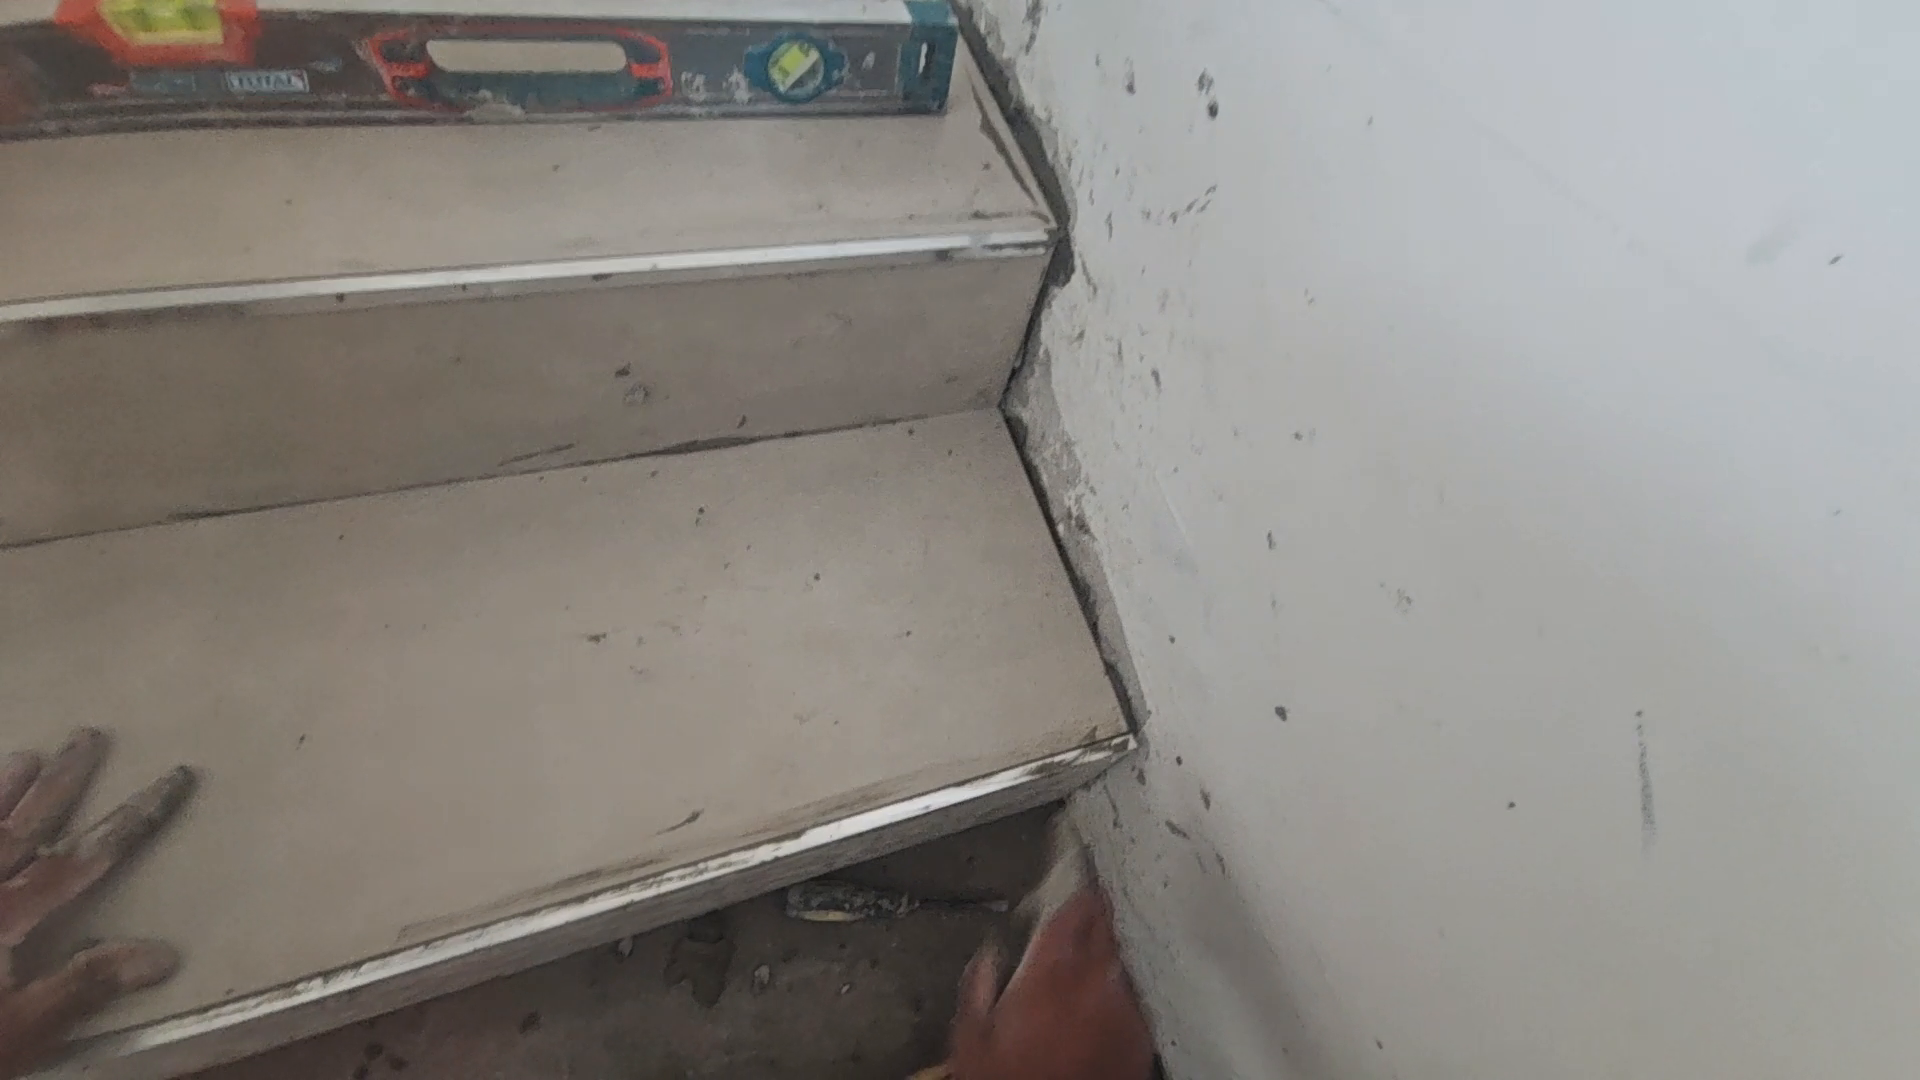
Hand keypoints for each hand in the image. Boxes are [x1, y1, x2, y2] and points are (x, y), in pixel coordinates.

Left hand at [0, 730, 193, 1078]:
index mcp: (7, 918)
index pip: (90, 853)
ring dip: (0, 795)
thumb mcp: (15, 1032)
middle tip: (88, 736)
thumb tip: (165, 954)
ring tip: (22, 757)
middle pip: (23, 828)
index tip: (176, 775)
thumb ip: (81, 987)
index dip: (138, 813)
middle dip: (62, 782)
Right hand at [946, 885, 1154, 1079]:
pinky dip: (1122, 988)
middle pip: (1105, 929)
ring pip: (1121, 961)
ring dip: (1111, 949)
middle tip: (1096, 900)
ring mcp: (1121, 1011)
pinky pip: (1133, 997)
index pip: (1075, 913)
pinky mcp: (1139, 1041)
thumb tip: (988, 957)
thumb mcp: (973, 1037)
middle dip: (1100, 912)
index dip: (1081, 893)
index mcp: (1051, 972)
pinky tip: (1111, 992)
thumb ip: (978, 987)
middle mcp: (1092, 983)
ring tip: (1102, 944)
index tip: (1083, 881)